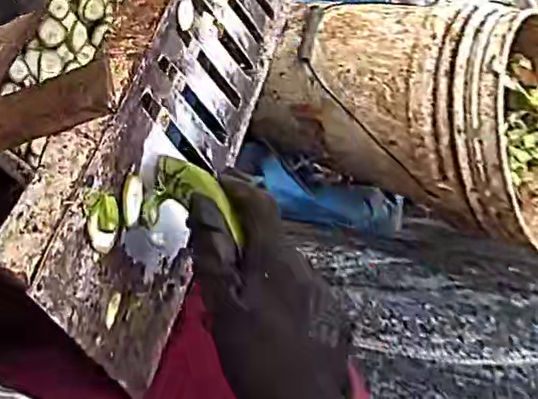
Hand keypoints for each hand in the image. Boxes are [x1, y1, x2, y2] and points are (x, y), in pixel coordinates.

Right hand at [189, 176, 358, 398]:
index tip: (216, 180)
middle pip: (270, 234)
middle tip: (217, 250)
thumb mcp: (220, 301)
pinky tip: (266, 316)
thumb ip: (211, 247)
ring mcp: (324, 295)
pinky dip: (279, 290)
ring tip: (239, 293)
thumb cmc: (256, 357)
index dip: (236, 185)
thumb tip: (203, 202)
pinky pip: (300, 289)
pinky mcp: (334, 320)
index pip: (259, 201)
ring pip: (285, 263)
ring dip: (261, 266)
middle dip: (243, 235)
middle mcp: (306, 267)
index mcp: (276, 257)